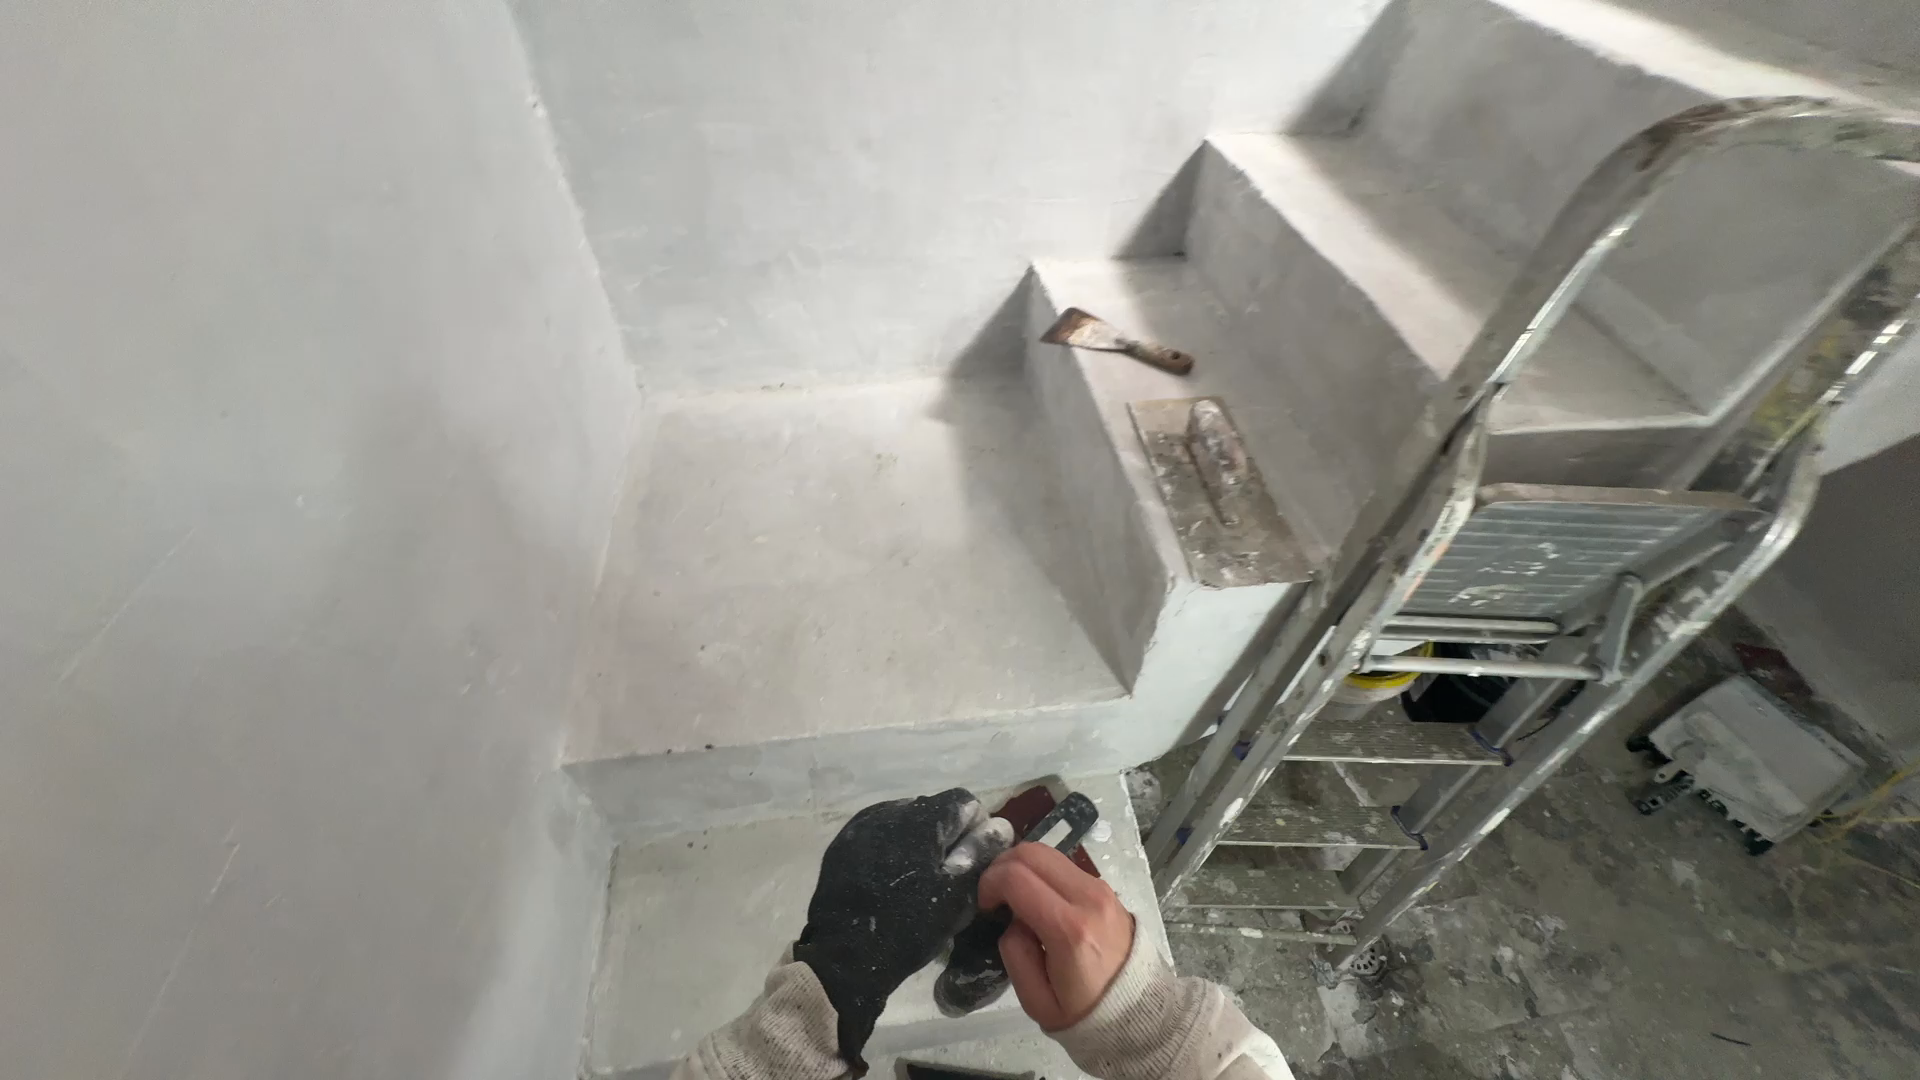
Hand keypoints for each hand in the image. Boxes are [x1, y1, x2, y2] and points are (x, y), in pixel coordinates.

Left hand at [793, 788, 1013, 1068]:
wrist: (843, 958)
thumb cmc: (908, 926)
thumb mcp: (955, 895)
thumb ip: (981, 854)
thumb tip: (1001, 825)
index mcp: (921, 818)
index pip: (963, 801)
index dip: (976, 827)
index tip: (974, 858)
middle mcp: (890, 810)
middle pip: (933, 809)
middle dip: (946, 834)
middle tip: (948, 873)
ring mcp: (862, 825)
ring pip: (905, 820)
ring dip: (918, 840)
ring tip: (918, 878)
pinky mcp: (843, 843)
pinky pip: (879, 833)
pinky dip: (892, 848)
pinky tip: (890, 879)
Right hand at [978, 842, 1135, 1030]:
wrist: (1141, 1013)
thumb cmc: (1086, 1015)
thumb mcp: (1036, 1001)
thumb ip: (1015, 952)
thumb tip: (1014, 918)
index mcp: (1069, 930)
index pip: (1016, 878)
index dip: (990, 884)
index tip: (984, 905)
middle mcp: (1088, 898)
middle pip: (1031, 852)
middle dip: (1001, 866)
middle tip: (993, 894)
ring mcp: (1100, 887)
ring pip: (1047, 851)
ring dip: (1021, 865)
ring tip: (1013, 894)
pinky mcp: (1105, 886)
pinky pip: (1063, 864)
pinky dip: (1040, 870)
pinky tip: (1036, 896)